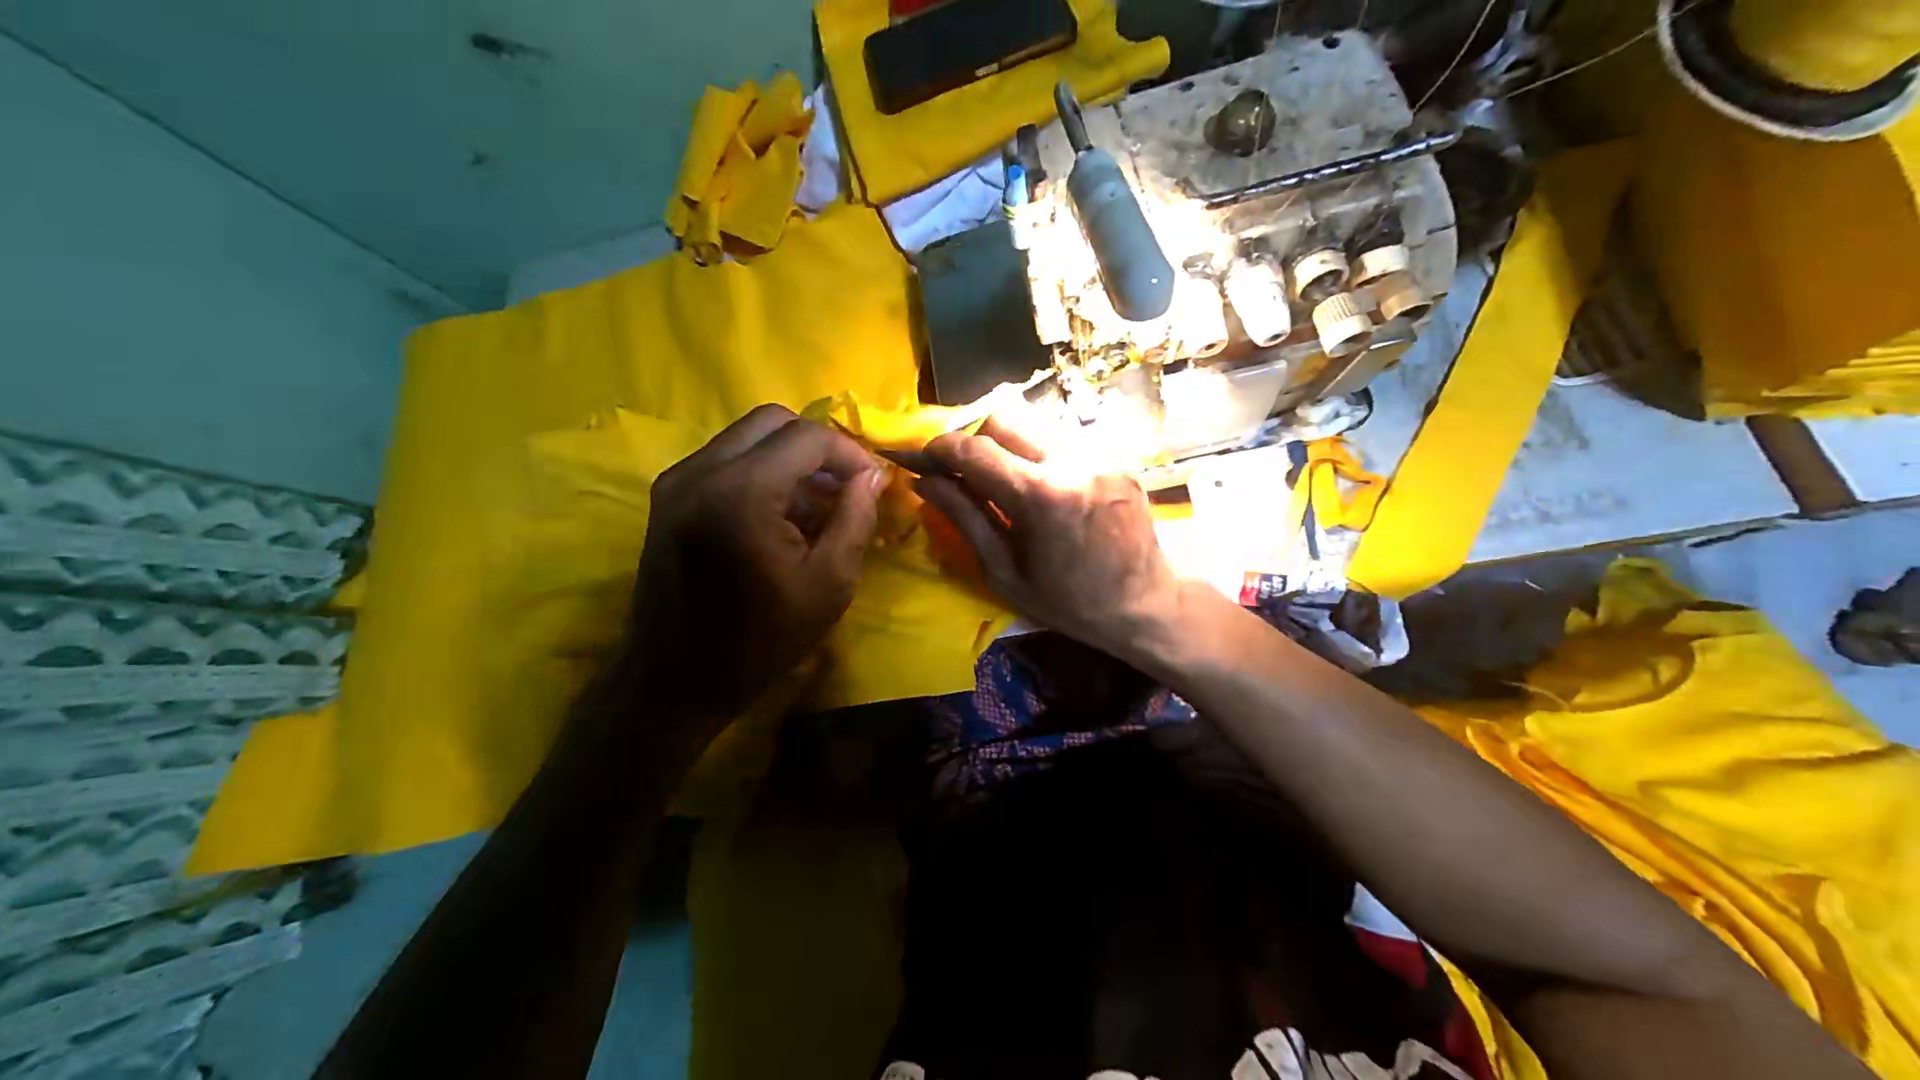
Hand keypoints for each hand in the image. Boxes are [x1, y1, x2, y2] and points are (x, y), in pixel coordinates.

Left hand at [619, 404, 885, 725]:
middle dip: (817, 446)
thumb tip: (873, 476)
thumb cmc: (760, 640)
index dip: (848, 453)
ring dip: (788, 456)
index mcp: (742, 492)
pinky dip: (759, 469)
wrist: (674, 680)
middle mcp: (701, 470)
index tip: (872, 484)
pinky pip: (724, 458)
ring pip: (746, 435)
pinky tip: (779, 513)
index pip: (807, 436)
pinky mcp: (667, 495)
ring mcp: (677, 480)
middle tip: (844, 486)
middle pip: (772, 420)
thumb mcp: (827, 584)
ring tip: (816, 503)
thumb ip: (855, 519)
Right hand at [915, 414, 1194, 666]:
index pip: (975, 449)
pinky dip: (1038, 453)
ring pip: (1035, 422)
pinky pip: (1063, 438)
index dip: (939, 449)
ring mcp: (1100, 454)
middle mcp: (1072, 460)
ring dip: (1006, 443)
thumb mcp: (1005, 572)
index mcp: (1041, 496)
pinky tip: (1039, 486)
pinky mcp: (1117, 456)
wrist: (1146, 605)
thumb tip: (924, 482)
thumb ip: (965, 519)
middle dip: (973, 438)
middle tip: (961, 470)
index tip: (920, 459)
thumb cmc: (1070, 604)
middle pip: (1004, 417)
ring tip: (999, 479)